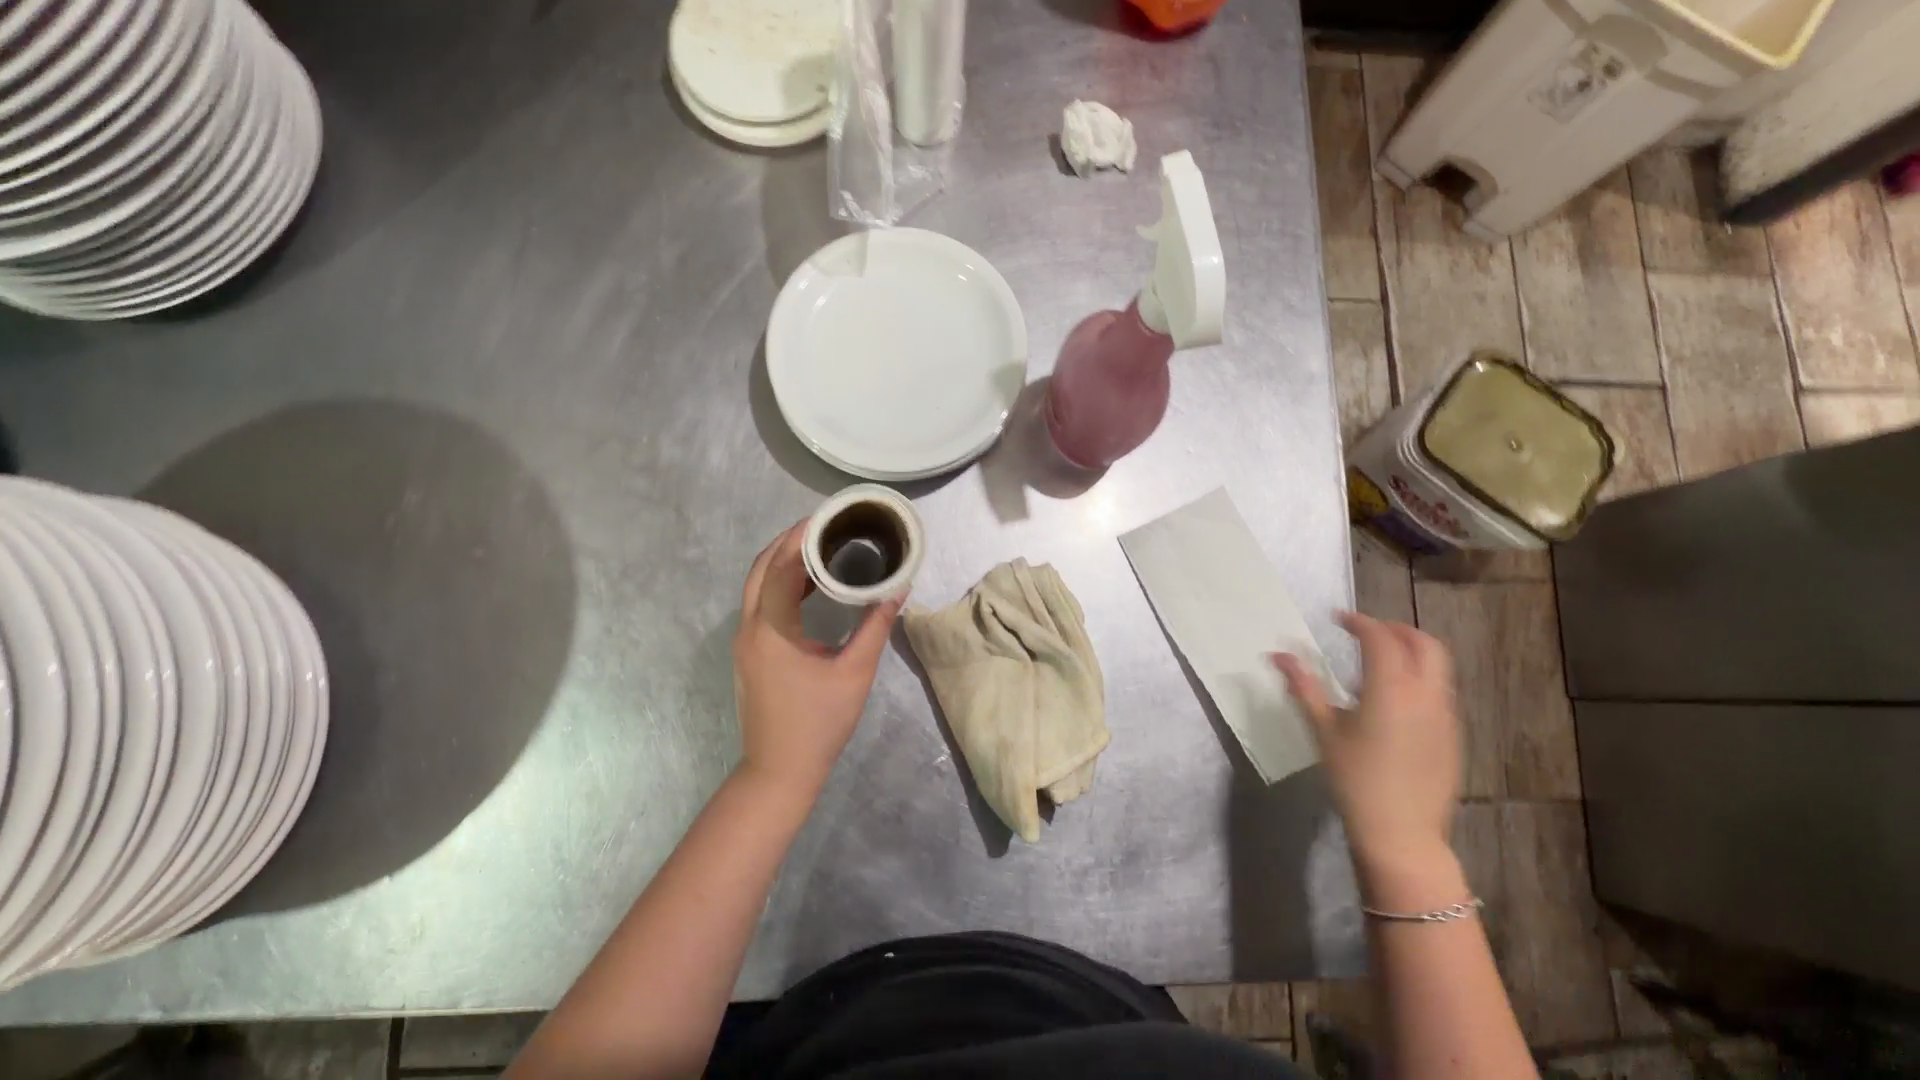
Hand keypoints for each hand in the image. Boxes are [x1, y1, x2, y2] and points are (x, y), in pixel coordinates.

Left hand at [733, 521, 902, 797]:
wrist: (780, 771)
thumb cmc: (818, 723)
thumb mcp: (854, 673)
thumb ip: (875, 627)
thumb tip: (897, 591)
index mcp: (772, 628)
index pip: (783, 566)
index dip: (803, 537)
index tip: (828, 518)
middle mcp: (750, 627)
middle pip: (762, 568)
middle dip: (789, 542)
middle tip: (824, 527)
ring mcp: (744, 641)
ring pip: (757, 586)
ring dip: (784, 563)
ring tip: (821, 549)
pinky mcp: (748, 653)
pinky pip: (760, 605)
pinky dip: (781, 586)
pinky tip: (811, 587)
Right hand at [1273, 612, 1459, 876]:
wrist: (1401, 832)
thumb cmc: (1355, 779)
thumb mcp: (1323, 731)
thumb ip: (1303, 687)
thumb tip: (1278, 655)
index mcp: (1391, 688)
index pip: (1379, 637)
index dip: (1359, 621)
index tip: (1338, 619)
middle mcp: (1425, 693)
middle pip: (1422, 642)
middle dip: (1394, 630)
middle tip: (1366, 633)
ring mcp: (1445, 713)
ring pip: (1437, 666)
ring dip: (1410, 653)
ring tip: (1377, 667)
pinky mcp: (1453, 733)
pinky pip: (1440, 691)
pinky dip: (1419, 679)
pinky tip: (1394, 702)